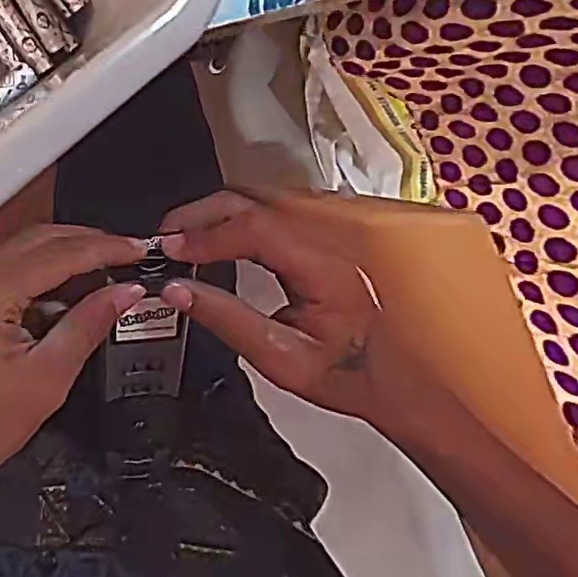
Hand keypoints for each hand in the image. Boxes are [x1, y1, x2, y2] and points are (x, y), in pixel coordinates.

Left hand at [0, 224, 149, 498]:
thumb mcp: (49, 375)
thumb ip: (90, 323)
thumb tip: (123, 293)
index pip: (59, 253)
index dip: (105, 249)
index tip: (135, 250)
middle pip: (44, 238)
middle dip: (91, 243)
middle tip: (129, 254)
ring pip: (32, 245)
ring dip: (72, 252)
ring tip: (110, 268)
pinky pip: (18, 262)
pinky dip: (51, 267)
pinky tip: (76, 282)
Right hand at [157, 188, 449, 439]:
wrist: (408, 382)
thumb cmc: (356, 376)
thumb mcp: (285, 361)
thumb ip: (226, 319)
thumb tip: (179, 292)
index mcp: (328, 267)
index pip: (253, 228)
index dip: (205, 235)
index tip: (172, 248)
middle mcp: (334, 235)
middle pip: (252, 198)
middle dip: (200, 214)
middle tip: (169, 238)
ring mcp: (335, 226)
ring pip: (260, 194)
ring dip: (217, 210)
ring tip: (187, 235)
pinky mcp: (330, 226)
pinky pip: (272, 202)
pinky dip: (237, 212)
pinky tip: (220, 230)